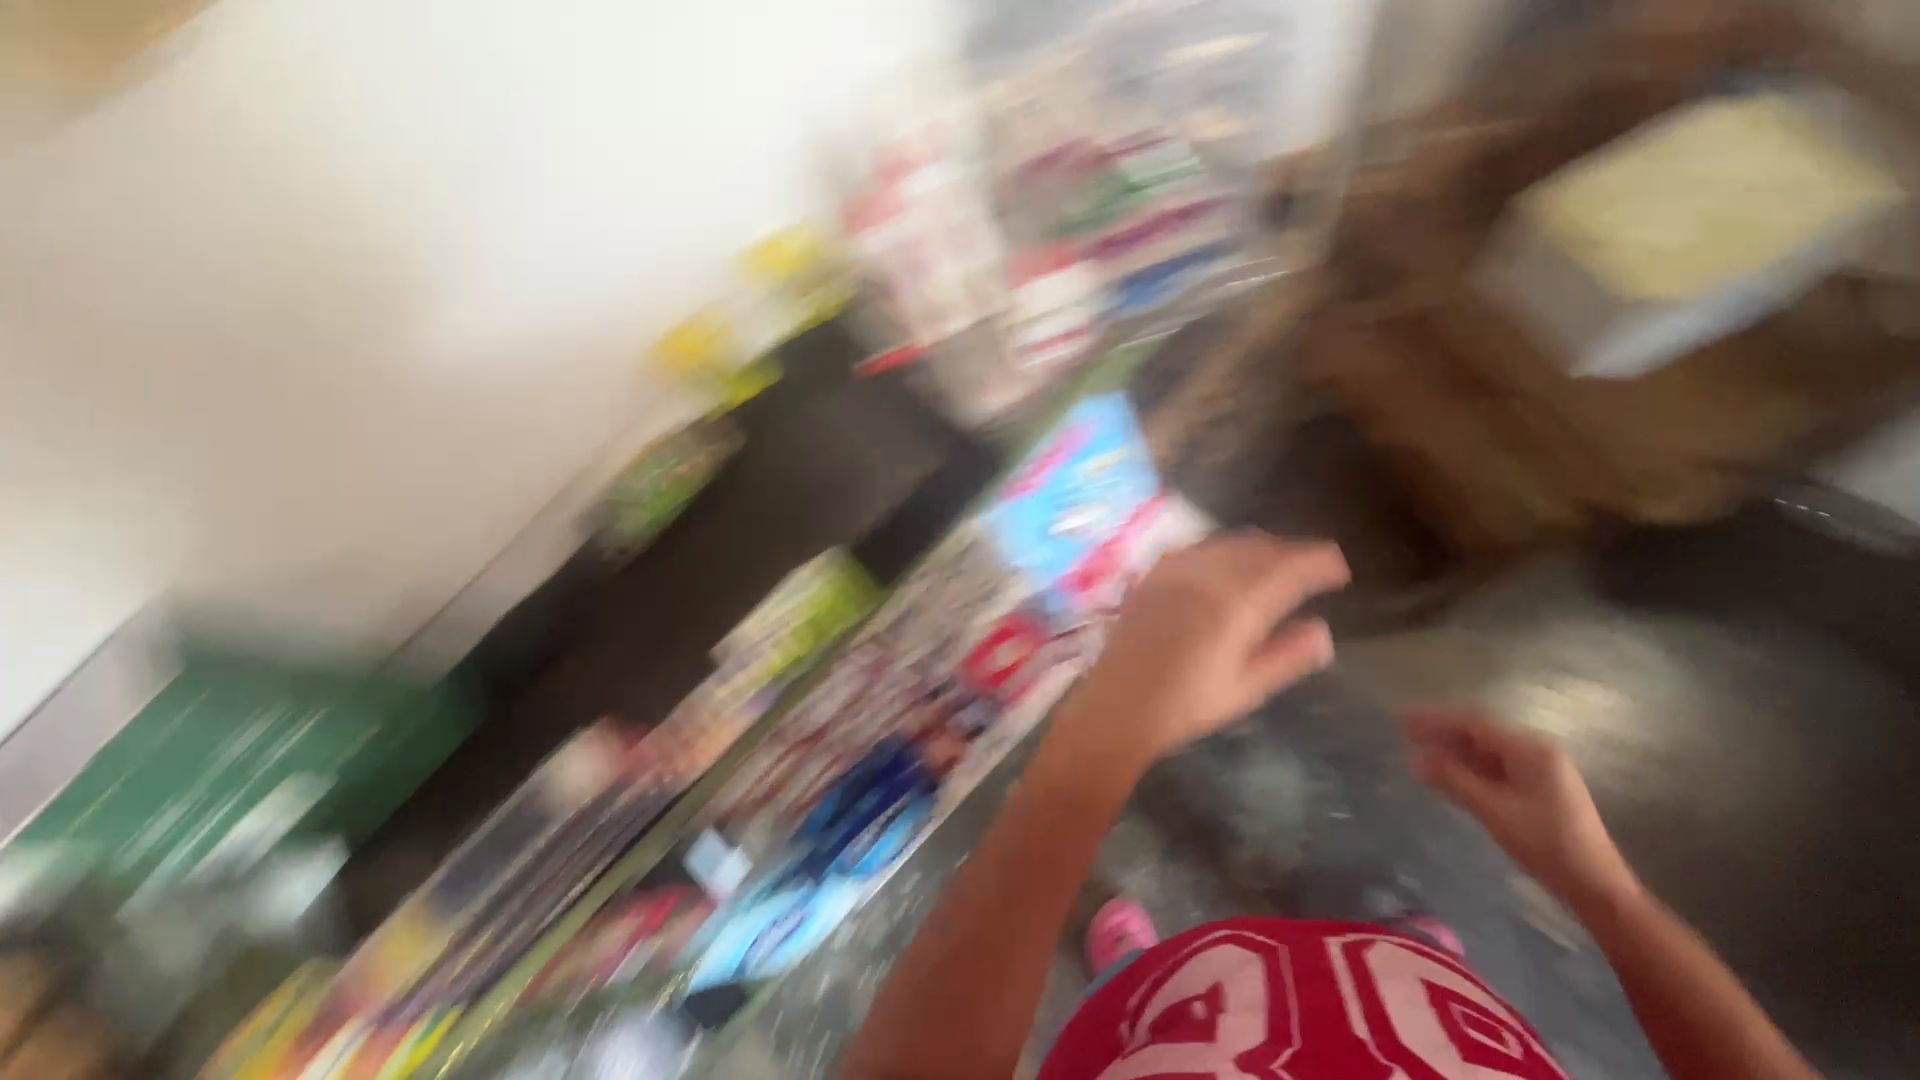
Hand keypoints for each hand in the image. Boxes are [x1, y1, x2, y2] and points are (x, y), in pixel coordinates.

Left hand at [1064, 531, 1348, 766]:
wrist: (1118, 706)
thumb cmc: (1186, 705)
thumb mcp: (1246, 689)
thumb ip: (1288, 656)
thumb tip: (1323, 631)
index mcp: (1236, 607)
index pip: (1289, 568)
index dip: (1318, 561)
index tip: (1338, 567)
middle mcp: (1207, 578)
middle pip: (1260, 548)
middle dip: (1292, 551)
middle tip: (1312, 565)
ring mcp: (1176, 572)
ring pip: (1228, 542)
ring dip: (1259, 546)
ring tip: (1276, 562)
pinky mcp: (1153, 575)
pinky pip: (1197, 547)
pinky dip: (1223, 548)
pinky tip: (1228, 563)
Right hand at [1405, 708, 1641, 909]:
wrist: (1595, 885)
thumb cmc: (1547, 844)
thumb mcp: (1494, 810)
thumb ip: (1453, 779)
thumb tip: (1414, 757)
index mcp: (1531, 750)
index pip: (1474, 723)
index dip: (1435, 718)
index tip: (1402, 716)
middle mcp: (1535, 752)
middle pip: (1479, 733)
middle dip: (1441, 732)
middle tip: (1403, 732)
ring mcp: (1537, 771)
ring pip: (1484, 752)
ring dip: (1451, 751)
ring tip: (1415, 750)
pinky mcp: (1535, 789)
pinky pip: (1493, 769)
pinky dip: (1466, 769)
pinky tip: (1443, 774)